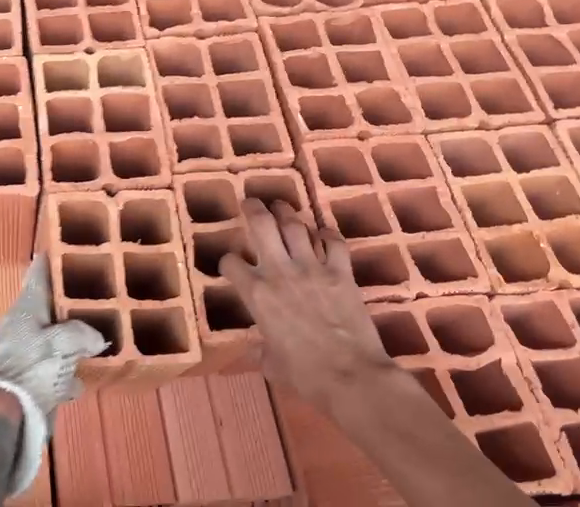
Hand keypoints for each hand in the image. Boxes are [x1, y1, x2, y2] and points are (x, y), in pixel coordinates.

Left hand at [0, 255, 107, 493]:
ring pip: (47, 340)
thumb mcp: (62, 344)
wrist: (4, 414)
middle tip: (89, 298)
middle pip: (44, 308)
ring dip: (65, 341)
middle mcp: (20, 326)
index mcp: (26, 308)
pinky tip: (78, 383)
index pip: (38, 276)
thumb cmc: (31, 367)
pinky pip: (48, 372)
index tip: (60, 249)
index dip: (49, 261)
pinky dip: (62, 375)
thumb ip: (82, 334)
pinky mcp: (23, 381)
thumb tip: (97, 338)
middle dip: (65, 304)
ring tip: (91, 339)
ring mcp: (20, 354)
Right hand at [220, 198, 397, 413]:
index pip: (230, 263)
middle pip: (262, 223)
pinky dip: (328, 234)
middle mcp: (279, 271)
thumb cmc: (305, 376)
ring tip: (281, 207)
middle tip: (250, 202)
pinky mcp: (341, 272)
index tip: (231, 265)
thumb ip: (262, 349)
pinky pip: (334, 242)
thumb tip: (260, 349)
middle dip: (253, 208)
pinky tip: (323, 234)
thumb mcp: (272, 365)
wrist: (351, 377)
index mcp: (256, 293)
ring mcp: (312, 267)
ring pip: (295, 225)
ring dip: (286, 213)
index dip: (227, 262)